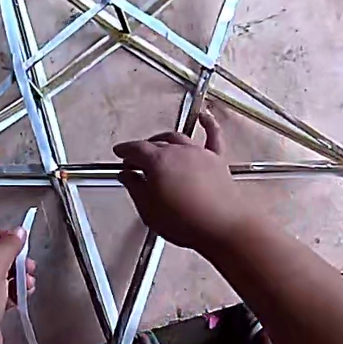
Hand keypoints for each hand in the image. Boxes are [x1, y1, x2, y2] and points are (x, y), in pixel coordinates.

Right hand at [114, 111, 260, 251]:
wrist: (222, 227)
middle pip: (155, 145)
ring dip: (164, 140)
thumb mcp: (149, 210)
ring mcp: (199, 154)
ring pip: (178, 139)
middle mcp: (179, 152)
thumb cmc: (187, 222)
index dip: (125, 151)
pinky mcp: (217, 160)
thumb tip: (127, 176)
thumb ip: (135, 188)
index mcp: (158, 161)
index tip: (120, 154)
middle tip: (135, 161)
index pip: (135, 149)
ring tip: (157, 145)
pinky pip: (213, 135)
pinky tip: (204, 116)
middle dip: (142, 151)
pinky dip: (208, 123)